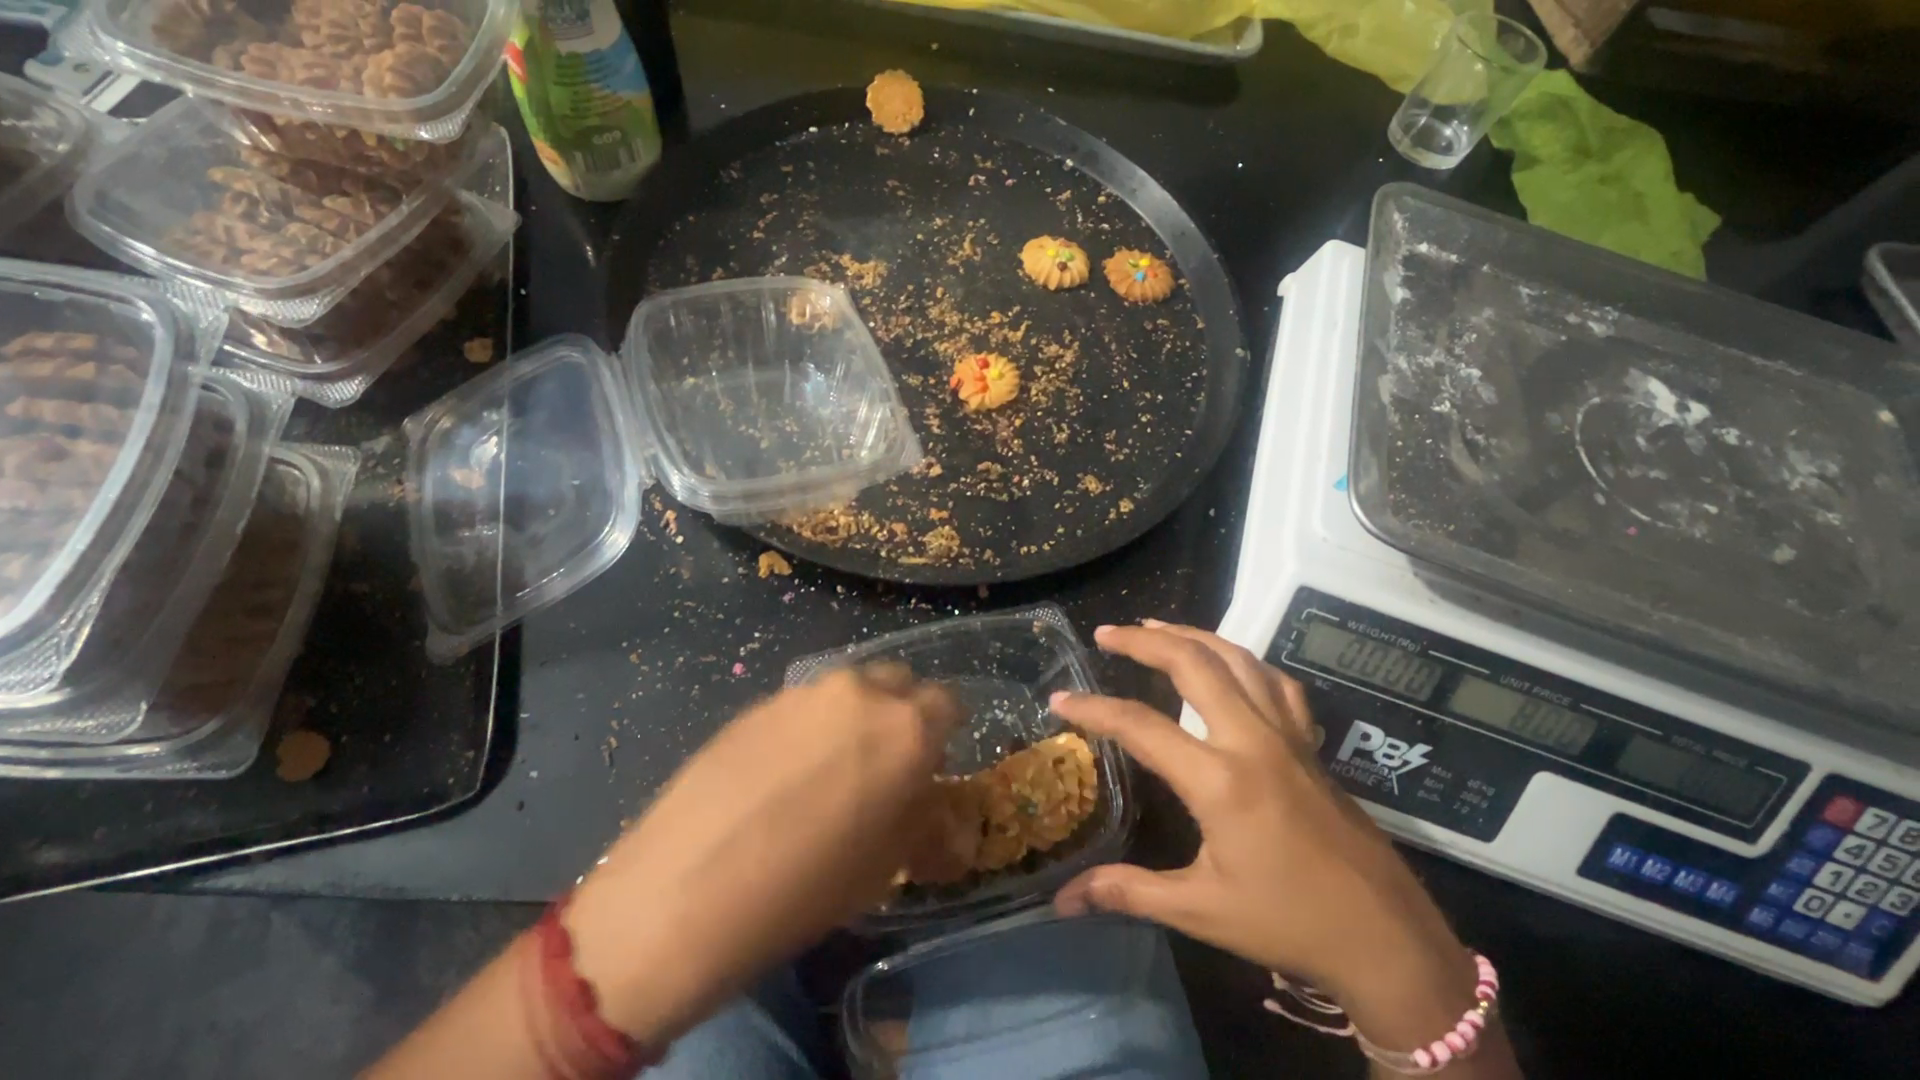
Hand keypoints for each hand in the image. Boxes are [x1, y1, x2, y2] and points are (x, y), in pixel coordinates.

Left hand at [563, 665, 958, 1044]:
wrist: (690, 888)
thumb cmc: (811, 886)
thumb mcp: (889, 866)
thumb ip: (926, 824)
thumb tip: (939, 816)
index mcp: (908, 727)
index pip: (949, 704)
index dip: (945, 735)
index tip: (933, 765)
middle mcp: (859, 693)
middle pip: (897, 683)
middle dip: (901, 715)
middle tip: (885, 766)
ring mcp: (800, 694)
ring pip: (846, 691)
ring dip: (852, 719)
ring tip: (828, 772)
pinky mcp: (753, 705)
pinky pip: (800, 707)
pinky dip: (807, 729)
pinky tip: (782, 776)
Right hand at [1052, 623, 1483, 1052]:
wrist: (1384, 937)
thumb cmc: (1287, 923)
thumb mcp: (1200, 910)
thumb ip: (1127, 891)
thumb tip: (1063, 900)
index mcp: (1220, 779)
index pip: (1140, 726)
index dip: (1094, 709)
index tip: (1060, 699)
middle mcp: (1253, 741)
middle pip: (1194, 665)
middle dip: (1145, 642)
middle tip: (1107, 634)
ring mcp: (1289, 737)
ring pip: (1240, 660)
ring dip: (1194, 636)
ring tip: (1156, 628)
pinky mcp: (1312, 746)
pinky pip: (1276, 683)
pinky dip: (1244, 661)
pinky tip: (1230, 665)